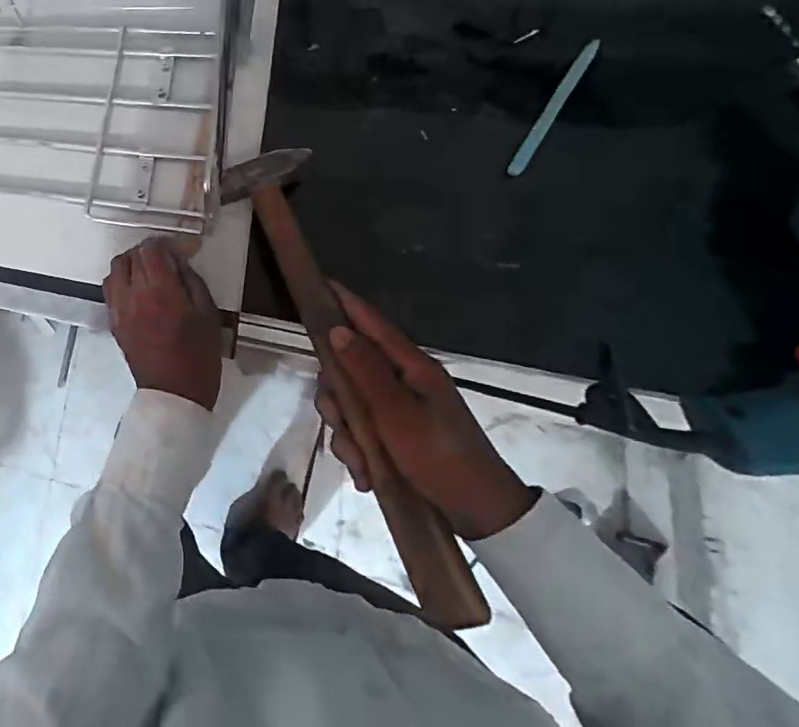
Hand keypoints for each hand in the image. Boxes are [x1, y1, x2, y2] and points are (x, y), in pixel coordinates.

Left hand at [104, 238, 221, 409]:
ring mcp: (119, 308)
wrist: (175, 392)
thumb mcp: (207, 312)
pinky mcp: (113, 321)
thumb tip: (177, 260)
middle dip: (147, 252)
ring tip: (149, 273)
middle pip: (130, 256)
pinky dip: (122, 281)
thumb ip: (190, 280)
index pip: (150, 250)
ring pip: (115, 270)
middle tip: (165, 259)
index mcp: (160, 291)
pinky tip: (138, 290)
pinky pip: (110, 289)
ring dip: (131, 264)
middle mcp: (133, 295)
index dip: (162, 243)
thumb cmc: (199, 354)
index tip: (175, 249)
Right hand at [315, 283, 534, 539]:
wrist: (481, 514)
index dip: (344, 302)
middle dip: (337, 398)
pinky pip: (360, 430)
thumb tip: (337, 328)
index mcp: (410, 367)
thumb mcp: (396, 413)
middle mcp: (402, 381)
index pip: (370, 322)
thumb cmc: (440, 456)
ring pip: (349, 404)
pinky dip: (358, 452)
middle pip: (348, 368)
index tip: (317, 283)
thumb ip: (364, 369)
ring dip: (347, 434)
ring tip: (361, 463)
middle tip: (339, 422)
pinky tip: (366, 475)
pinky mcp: (396, 434)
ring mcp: (399, 408)